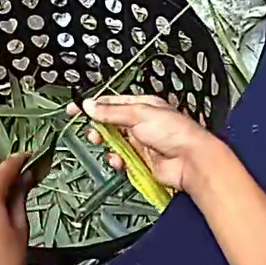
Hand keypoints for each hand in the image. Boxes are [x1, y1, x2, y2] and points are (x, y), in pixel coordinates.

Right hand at [74, 95, 233, 194]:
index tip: (76, 109)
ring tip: (106, 146)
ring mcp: (141, 142)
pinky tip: (119, 160)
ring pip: (114, 143)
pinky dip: (117, 160)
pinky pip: (122, 159)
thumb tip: (90, 105)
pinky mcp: (141, 160)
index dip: (93, 106)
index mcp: (143, 106)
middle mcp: (141, 123)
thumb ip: (112, 112)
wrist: (190, 161)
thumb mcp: (139, 115)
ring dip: (108, 146)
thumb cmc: (176, 133)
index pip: (111, 102)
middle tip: (92, 132)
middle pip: (110, 124)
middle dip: (99, 128)